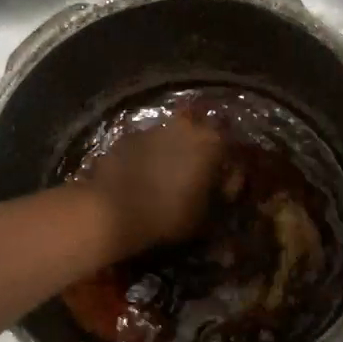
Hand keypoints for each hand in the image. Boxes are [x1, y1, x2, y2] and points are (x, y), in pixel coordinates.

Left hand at [84, 116, 225, 250]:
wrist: (112, 210)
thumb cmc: (168, 215)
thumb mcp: (206, 215)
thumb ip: (220, 195)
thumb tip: (224, 187)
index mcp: (212, 142)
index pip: (230, 149)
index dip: (227, 170)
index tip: (222, 188)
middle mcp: (185, 126)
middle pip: (199, 135)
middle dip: (199, 152)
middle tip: (194, 177)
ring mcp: (152, 128)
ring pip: (170, 137)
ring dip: (171, 152)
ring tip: (164, 178)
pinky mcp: (126, 136)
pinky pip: (145, 145)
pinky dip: (146, 157)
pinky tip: (140, 176)